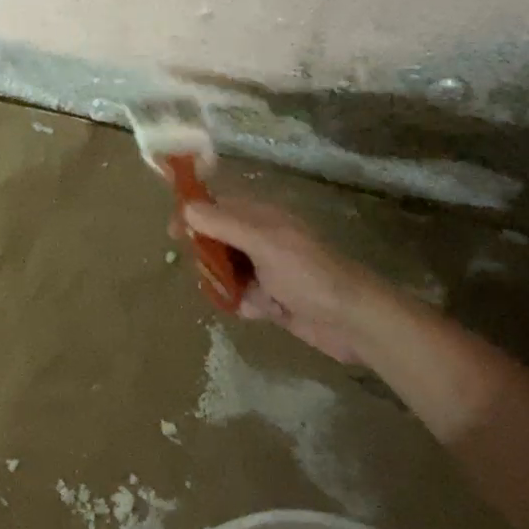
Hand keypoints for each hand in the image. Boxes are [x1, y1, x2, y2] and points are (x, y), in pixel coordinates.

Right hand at [183, 200, 388, 363]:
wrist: (355, 322)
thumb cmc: (309, 274)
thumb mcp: (263, 243)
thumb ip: (223, 224)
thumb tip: (185, 207)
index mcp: (262, 218)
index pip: (217, 206)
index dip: (193, 215)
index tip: (174, 232)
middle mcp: (261, 240)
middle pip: (216, 239)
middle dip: (206, 254)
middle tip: (206, 269)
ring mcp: (266, 270)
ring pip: (224, 270)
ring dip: (222, 282)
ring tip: (235, 293)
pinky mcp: (272, 299)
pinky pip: (240, 296)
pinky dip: (241, 303)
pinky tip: (256, 310)